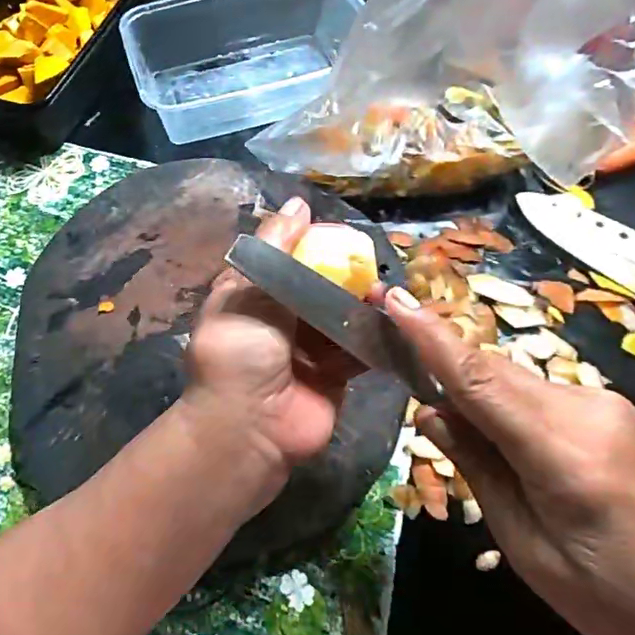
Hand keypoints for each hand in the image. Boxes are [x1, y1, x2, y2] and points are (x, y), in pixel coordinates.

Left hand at [183, 197, 364, 472]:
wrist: (249, 431)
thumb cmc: (241, 355)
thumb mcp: (248, 292)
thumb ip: (277, 248)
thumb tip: (300, 203)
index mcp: (254, 293)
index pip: (287, 257)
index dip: (312, 243)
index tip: (342, 233)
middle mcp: (282, 316)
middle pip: (321, 284)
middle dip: (346, 274)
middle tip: (370, 263)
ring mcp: (310, 346)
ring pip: (344, 314)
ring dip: (365, 303)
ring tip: (384, 291)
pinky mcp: (337, 372)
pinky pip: (360, 347)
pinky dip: (376, 335)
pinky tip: (393, 319)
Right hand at [383, 288, 634, 634]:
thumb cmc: (622, 601)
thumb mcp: (532, 552)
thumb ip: (479, 472)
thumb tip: (432, 413)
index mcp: (564, 452)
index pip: (479, 378)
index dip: (430, 336)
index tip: (392, 299)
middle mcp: (585, 408)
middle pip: (494, 372)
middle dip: (447, 368)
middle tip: (405, 380)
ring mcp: (604, 402)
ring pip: (516, 381)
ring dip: (479, 394)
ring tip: (464, 437)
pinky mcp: (613, 409)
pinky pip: (541, 394)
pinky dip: (509, 405)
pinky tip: (508, 442)